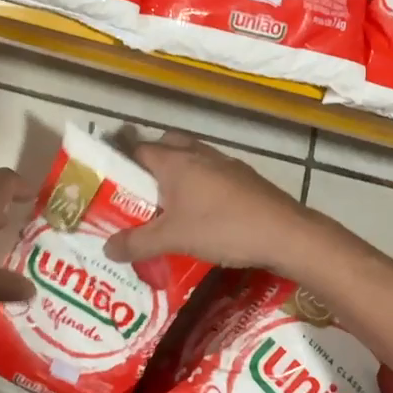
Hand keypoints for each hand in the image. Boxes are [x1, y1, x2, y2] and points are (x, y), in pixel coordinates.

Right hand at [103, 131, 320, 269]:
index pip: (137, 148)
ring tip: (167, 200)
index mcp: (174, 161)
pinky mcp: (243, 177)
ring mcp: (223, 163)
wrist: (285, 233)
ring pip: (190, 156)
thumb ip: (137, 242)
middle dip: (149, 160)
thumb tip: (107, 248)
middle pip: (165, 144)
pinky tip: (201, 209)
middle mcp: (197, 153)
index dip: (120, 158)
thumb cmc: (222, 228)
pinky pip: (210, 171)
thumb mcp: (173, 239)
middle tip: (138, 187)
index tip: (108, 174)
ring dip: (177, 171)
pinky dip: (199, 182)